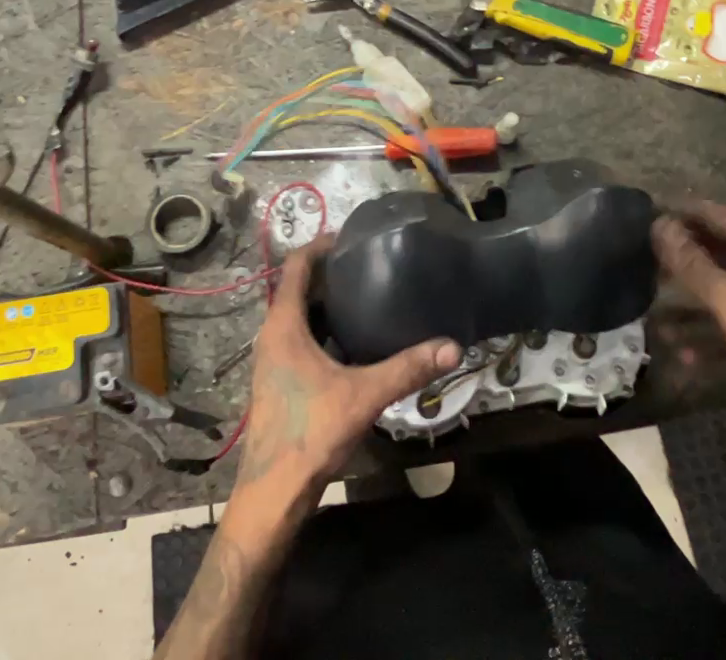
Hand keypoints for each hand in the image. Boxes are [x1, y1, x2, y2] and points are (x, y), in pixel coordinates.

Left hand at [233, 236, 462, 504]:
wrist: (275, 489)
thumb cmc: (311, 432)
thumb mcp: (363, 395)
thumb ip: (407, 369)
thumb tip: (453, 346)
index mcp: (283, 326)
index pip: (296, 267)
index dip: (321, 246)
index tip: (352, 236)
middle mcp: (272, 336)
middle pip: (299, 289)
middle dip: (331, 275)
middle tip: (371, 266)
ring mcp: (273, 360)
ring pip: (300, 317)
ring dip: (328, 305)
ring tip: (369, 297)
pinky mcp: (280, 380)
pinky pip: (302, 340)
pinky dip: (325, 331)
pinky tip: (356, 343)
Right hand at [649, 201, 725, 463]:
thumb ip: (695, 267)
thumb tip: (659, 225)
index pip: (722, 218)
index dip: (684, 213)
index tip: (645, 213)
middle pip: (720, 255)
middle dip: (681, 259)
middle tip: (641, 262)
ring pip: (720, 294)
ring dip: (687, 307)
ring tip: (651, 318)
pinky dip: (705, 337)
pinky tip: (681, 356)